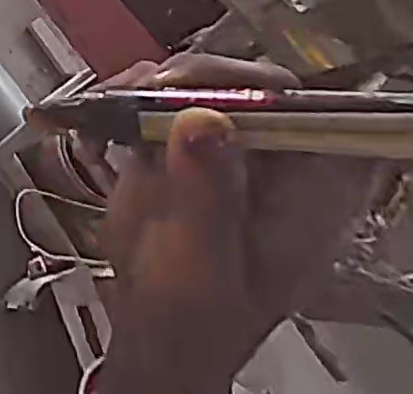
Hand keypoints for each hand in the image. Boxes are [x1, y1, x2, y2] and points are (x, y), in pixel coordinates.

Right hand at [83, 55, 381, 393]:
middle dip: (191, 78)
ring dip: (150, 84)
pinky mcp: (183, 138)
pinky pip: (161, 95)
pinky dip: (127, 98)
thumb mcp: (201, 270)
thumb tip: (201, 119)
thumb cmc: (192, 322)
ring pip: (199, 80)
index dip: (266, 88)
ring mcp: (225, 142)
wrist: (151, 334)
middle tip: (142, 93)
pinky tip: (101, 124)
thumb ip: (205, 197)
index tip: (205, 90)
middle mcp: (273, 155)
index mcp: (308, 189)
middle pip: (247, 83)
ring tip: (113, 106)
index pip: (311, 112)